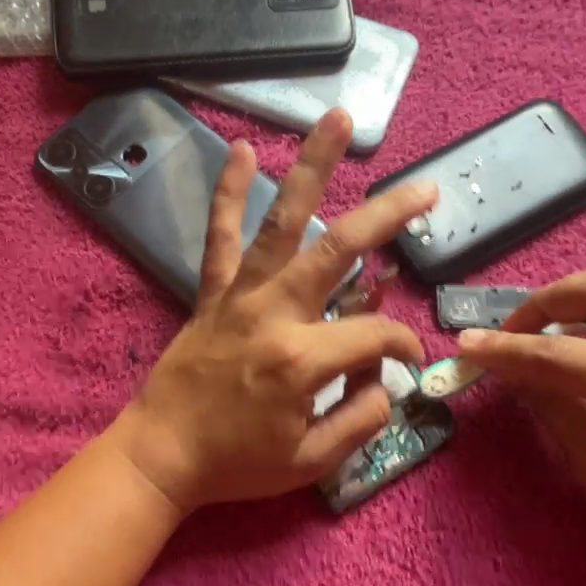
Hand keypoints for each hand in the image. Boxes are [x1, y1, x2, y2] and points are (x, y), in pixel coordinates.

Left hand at [108, 110, 438, 511]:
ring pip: (281, 221)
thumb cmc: (236, 466)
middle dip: (388, 216)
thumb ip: (360, 420)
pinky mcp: (211, 295)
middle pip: (339, 249)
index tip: (405, 361)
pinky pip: (220, 238)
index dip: (402, 347)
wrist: (160, 458)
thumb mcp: (311, 463)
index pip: (375, 336)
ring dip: (312, 168)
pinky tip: (243, 151)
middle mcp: (273, 314)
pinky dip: (230, 194)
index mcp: (302, 361)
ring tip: (336, 119)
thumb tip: (386, 381)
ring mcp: (238, 297)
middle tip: (426, 189)